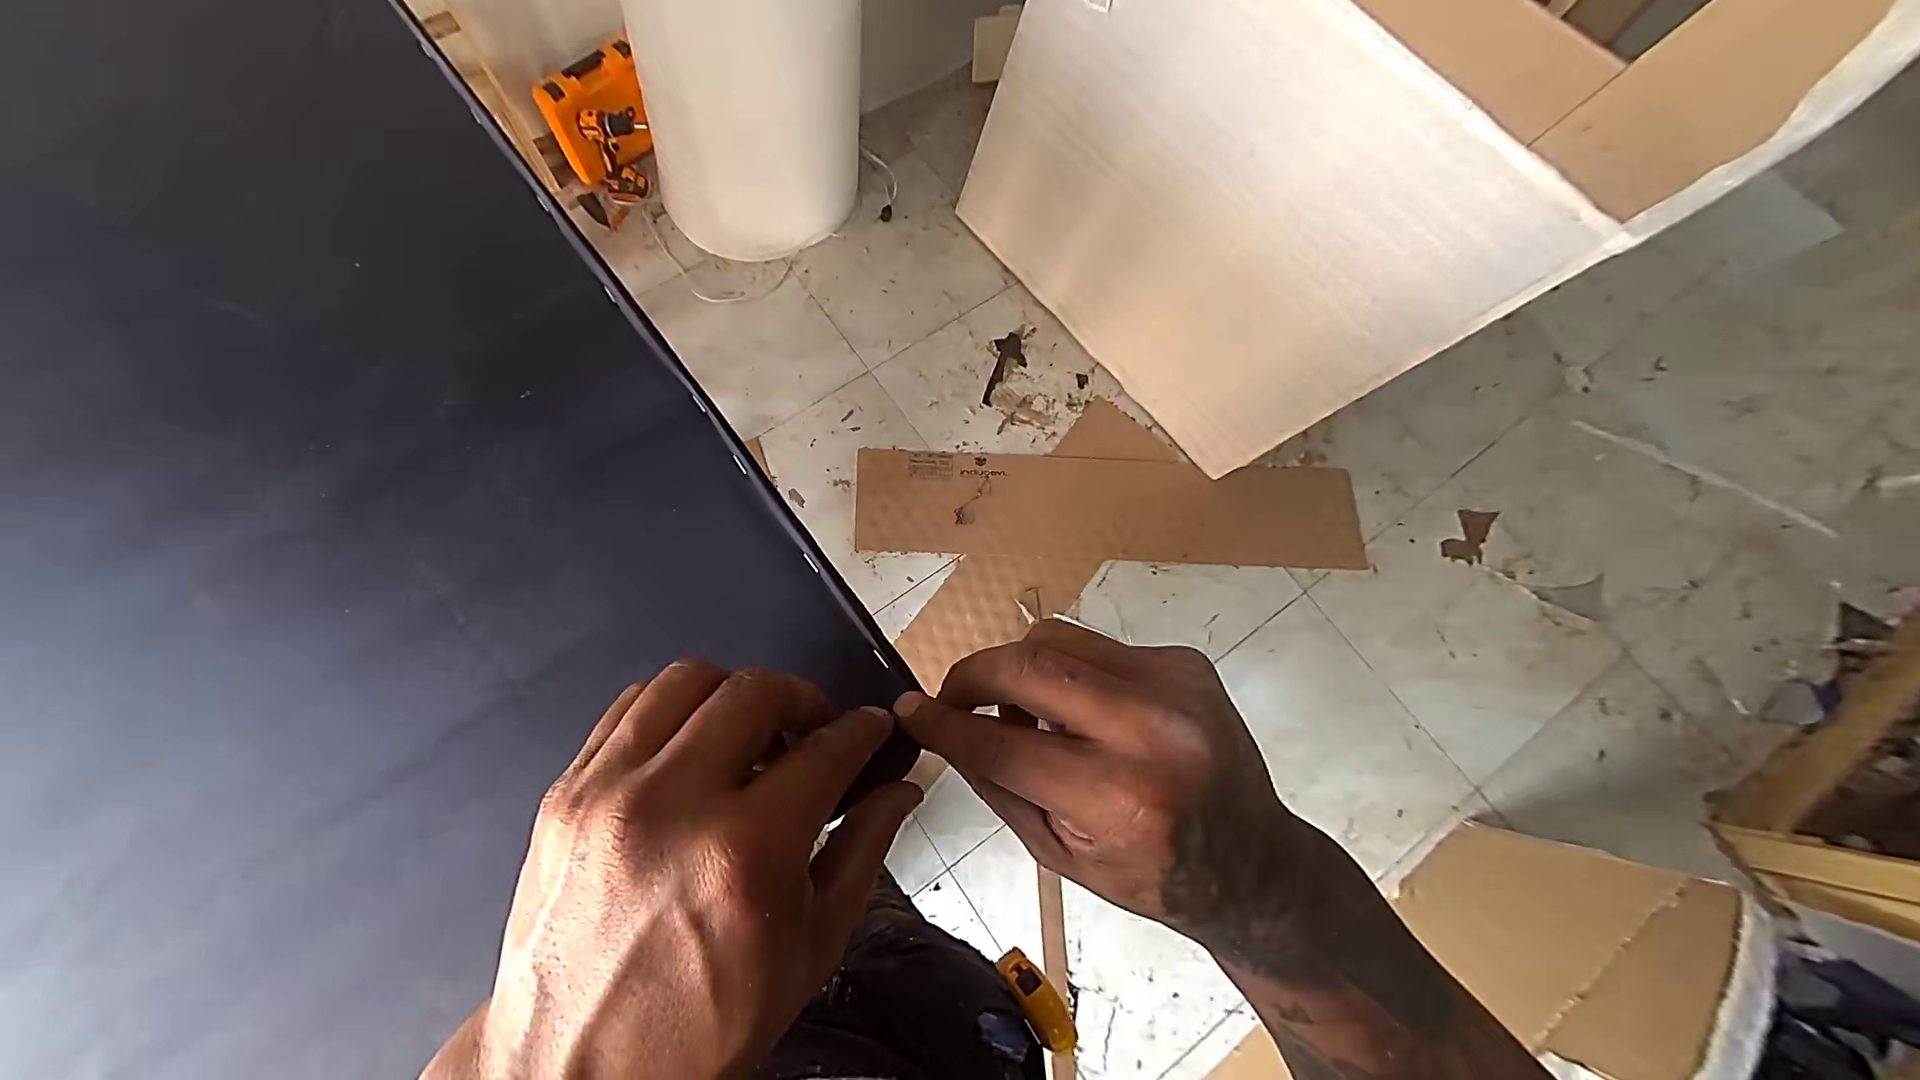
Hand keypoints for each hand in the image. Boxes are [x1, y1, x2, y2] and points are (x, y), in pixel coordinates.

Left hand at [424, 661, 922, 1079]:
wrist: (576, 1075)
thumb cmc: (707, 1020)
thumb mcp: (812, 944)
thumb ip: (864, 848)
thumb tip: (901, 790)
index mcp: (744, 851)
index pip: (825, 749)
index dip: (862, 729)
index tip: (871, 725)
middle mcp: (672, 805)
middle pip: (756, 691)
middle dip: (804, 699)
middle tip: (815, 728)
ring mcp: (608, 793)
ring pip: (688, 678)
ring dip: (736, 693)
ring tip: (751, 732)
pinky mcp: (565, 795)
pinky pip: (628, 707)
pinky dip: (675, 710)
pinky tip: (692, 744)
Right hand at [896, 621, 1546, 1078]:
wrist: (1256, 861)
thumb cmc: (1154, 876)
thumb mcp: (1062, 855)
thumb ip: (999, 783)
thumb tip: (950, 727)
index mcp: (1120, 800)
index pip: (1004, 747)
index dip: (945, 725)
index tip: (909, 710)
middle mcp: (1154, 730)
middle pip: (1031, 665)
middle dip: (974, 675)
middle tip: (953, 695)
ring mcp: (1176, 685)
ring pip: (1057, 639)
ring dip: (1019, 670)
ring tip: (1021, 710)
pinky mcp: (1185, 661)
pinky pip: (1094, 648)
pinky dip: (1067, 673)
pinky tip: (1081, 712)